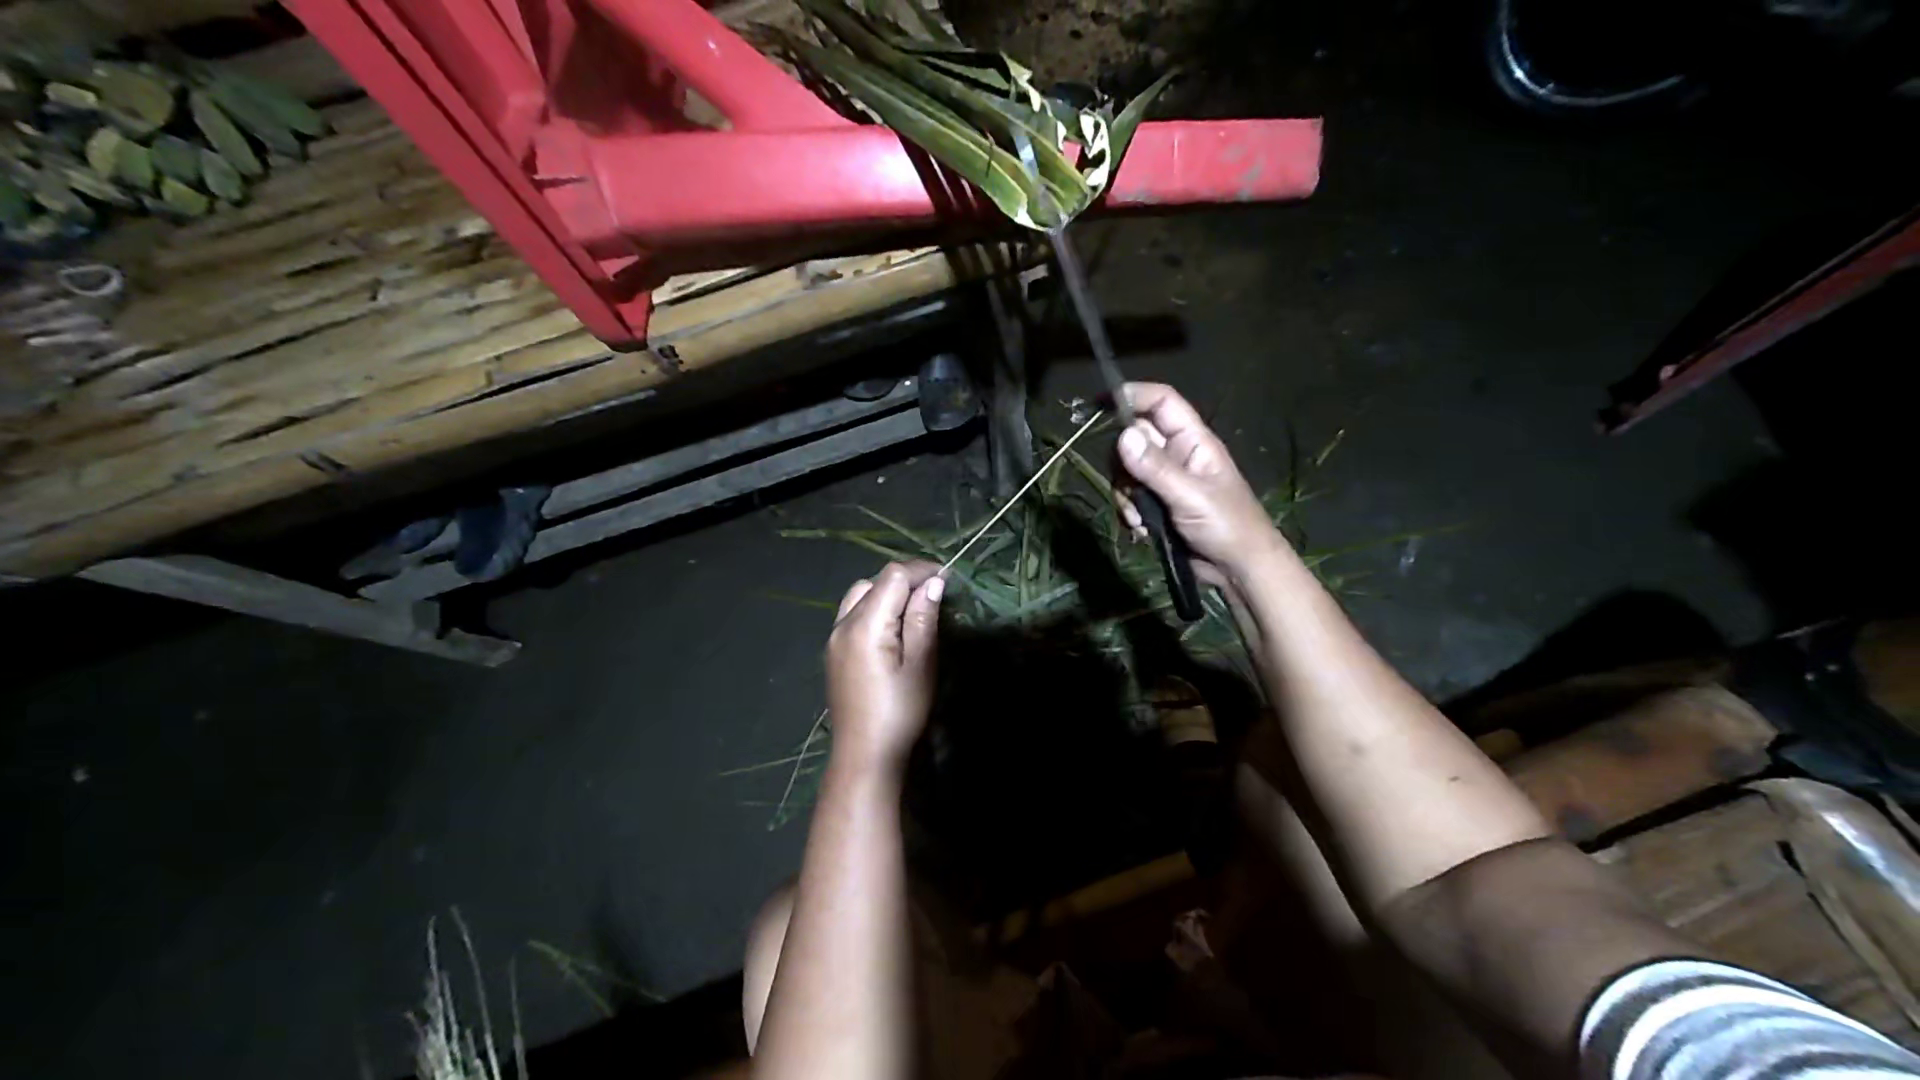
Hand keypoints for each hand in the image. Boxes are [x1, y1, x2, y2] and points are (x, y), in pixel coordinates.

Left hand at [825, 561, 942, 776]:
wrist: (864, 755)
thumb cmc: (899, 712)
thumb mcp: (920, 665)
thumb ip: (923, 619)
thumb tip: (933, 583)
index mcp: (864, 624)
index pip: (892, 576)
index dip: (921, 571)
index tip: (947, 579)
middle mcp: (843, 623)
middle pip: (874, 581)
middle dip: (906, 580)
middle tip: (935, 594)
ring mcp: (834, 637)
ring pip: (860, 595)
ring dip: (888, 592)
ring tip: (915, 608)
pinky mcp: (833, 651)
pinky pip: (853, 613)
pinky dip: (874, 608)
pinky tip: (892, 627)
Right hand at [1115, 382, 1287, 581]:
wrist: (1239, 570)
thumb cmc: (1228, 526)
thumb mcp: (1191, 496)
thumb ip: (1155, 468)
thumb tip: (1122, 435)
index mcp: (1193, 441)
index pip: (1160, 402)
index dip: (1133, 395)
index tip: (1099, 402)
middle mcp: (1176, 454)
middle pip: (1133, 439)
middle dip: (1122, 465)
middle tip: (1130, 489)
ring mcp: (1164, 480)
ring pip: (1125, 472)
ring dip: (1125, 496)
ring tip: (1140, 519)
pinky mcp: (1156, 504)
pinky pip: (1128, 497)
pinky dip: (1128, 513)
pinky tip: (1142, 530)